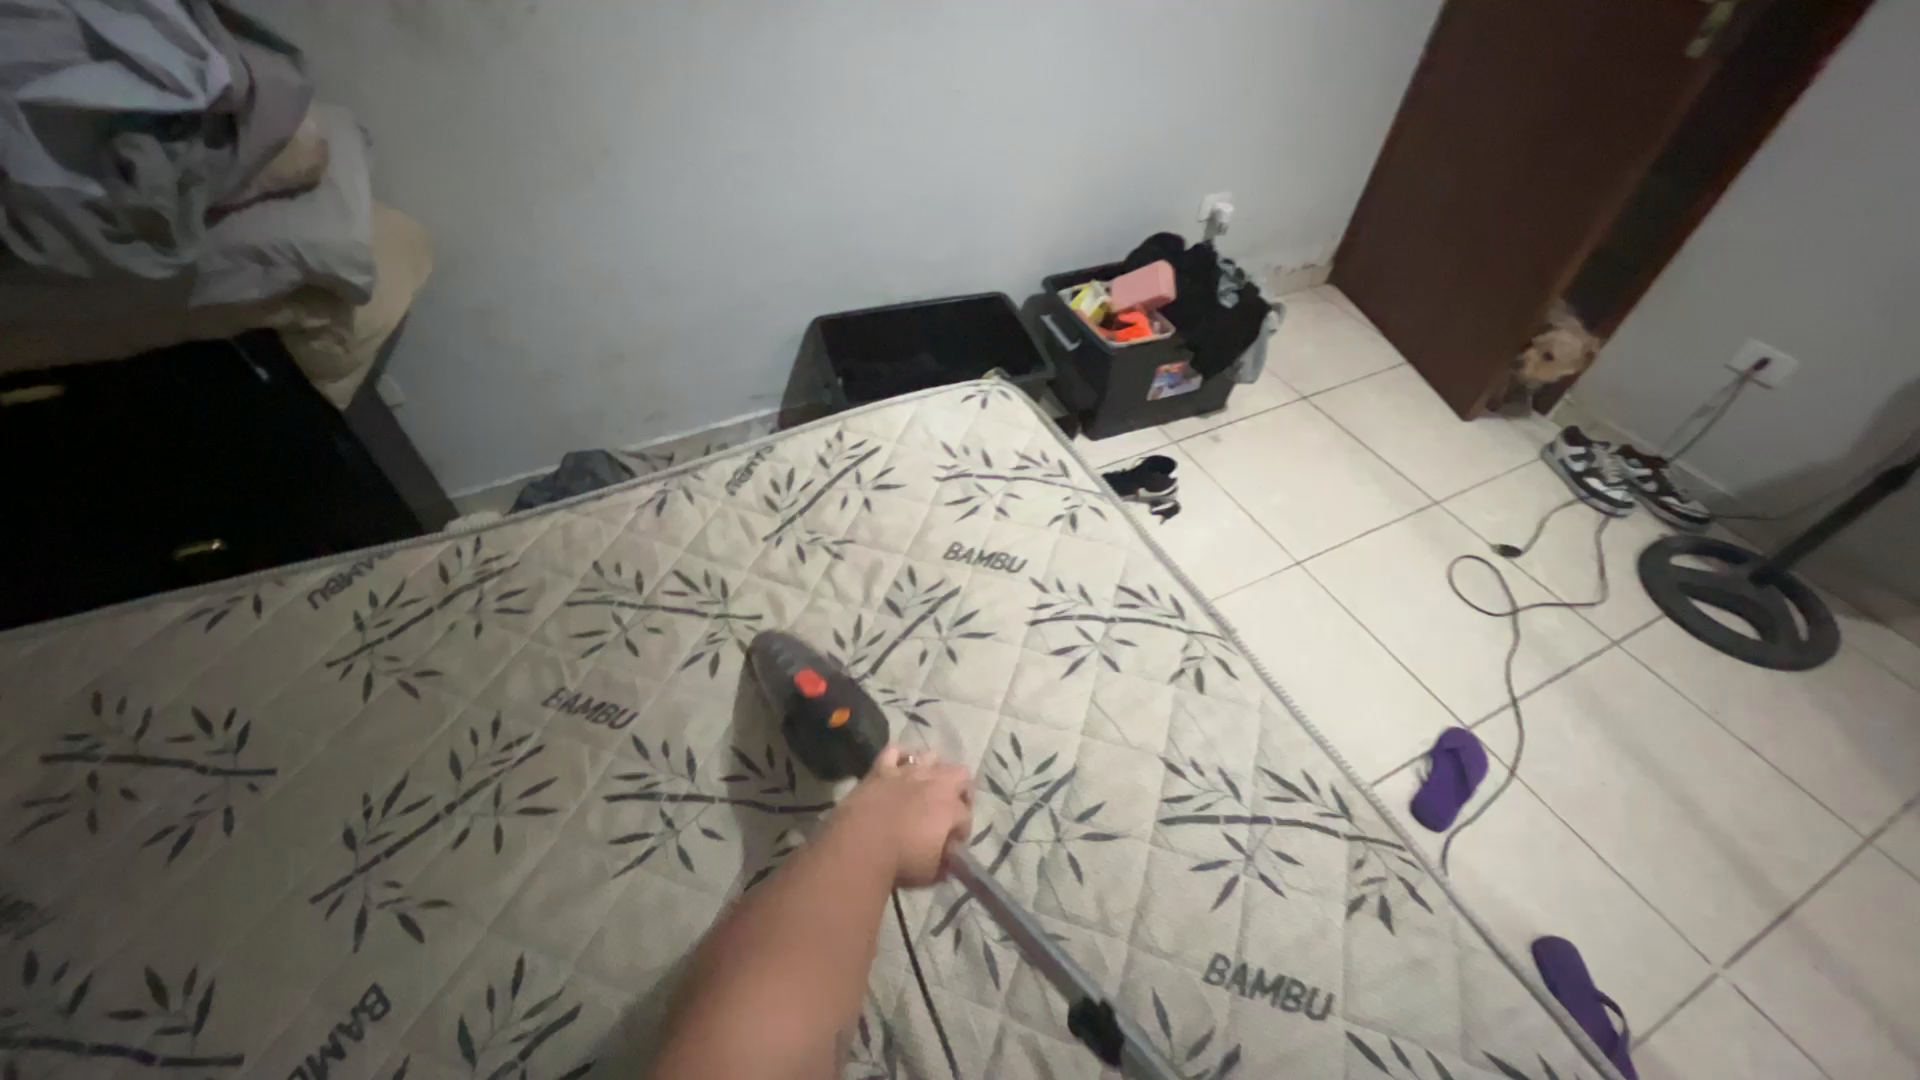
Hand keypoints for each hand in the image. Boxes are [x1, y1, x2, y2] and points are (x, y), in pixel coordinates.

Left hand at [835, 746, 972, 887]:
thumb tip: (948, 858)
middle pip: (960, 774)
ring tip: (926, 786)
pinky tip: (900, 766)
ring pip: (931, 756)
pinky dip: (900, 755)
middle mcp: (934, 783)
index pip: (966, 815)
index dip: (961, 831)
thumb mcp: (932, 873)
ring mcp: (907, 772)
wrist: (859, 845)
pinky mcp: (882, 769)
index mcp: (951, 808)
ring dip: (933, 769)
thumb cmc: (900, 863)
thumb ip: (945, 862)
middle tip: (948, 809)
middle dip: (959, 790)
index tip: (950, 846)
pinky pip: (895, 750)